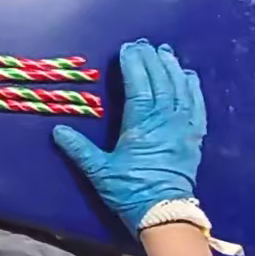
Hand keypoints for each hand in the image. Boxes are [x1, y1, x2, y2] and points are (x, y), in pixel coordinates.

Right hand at [53, 39, 204, 232]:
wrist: (163, 211)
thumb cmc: (129, 190)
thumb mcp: (99, 171)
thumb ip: (79, 149)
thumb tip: (59, 131)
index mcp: (140, 125)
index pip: (138, 86)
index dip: (133, 65)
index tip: (127, 49)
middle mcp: (164, 120)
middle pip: (160, 81)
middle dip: (151, 60)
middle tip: (144, 45)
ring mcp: (182, 126)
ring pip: (179, 88)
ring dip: (171, 67)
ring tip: (165, 52)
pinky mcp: (193, 135)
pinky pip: (196, 104)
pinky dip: (192, 87)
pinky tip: (187, 75)